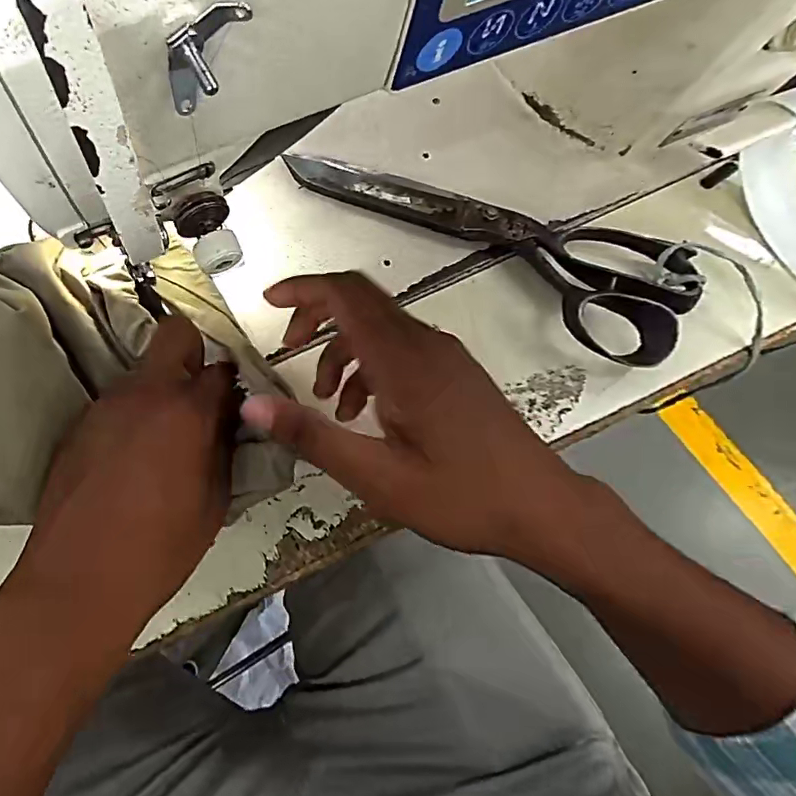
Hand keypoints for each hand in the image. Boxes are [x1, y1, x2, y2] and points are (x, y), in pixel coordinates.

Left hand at [17, 316, 238, 638]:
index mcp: (187, 411)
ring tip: (161, 439)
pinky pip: (115, 403)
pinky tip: (129, 458)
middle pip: (175, 334)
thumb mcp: (213, 503)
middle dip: (193, 353)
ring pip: (142, 372)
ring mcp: (105, 405)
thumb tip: (227, 424)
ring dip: (159, 391)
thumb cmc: (157, 550)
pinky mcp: (79, 425)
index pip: (222, 369)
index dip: (232, 386)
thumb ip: (224, 450)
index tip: (233, 406)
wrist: (77, 580)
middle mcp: (144, 394)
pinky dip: (130, 416)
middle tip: (198, 397)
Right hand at [240, 273, 593, 559]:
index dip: (303, 289)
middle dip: (317, 315)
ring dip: (342, 350)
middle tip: (288, 347)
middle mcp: (425, 344)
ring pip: (379, 327)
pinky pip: (401, 349)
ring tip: (325, 399)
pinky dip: (370, 366)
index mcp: (404, 361)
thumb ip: (312, 436)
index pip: (346, 296)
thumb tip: (253, 407)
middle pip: (361, 301)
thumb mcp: (377, 476)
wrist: (541, 506)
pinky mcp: (454, 371)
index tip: (270, 302)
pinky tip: (365, 411)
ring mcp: (444, 355)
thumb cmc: (461, 495)